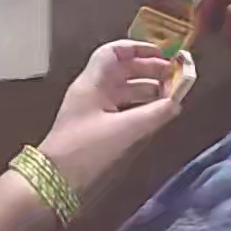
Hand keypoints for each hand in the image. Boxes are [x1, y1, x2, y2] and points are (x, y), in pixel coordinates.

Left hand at [37, 40, 181, 194]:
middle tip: (175, 75)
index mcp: (92, 83)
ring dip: (147, 90)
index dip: (137, 49)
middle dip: (149, 71)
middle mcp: (92, 92)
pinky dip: (141, 107)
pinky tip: (157, 114)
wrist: (55, 180)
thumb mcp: (123, 131)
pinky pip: (122, 108)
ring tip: (172, 95)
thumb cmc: (85, 149)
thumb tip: (176, 103)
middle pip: (122, 71)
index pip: (113, 53)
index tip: (161, 54)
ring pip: (124, 91)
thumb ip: (153, 115)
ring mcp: (93, 110)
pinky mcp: (96, 128)